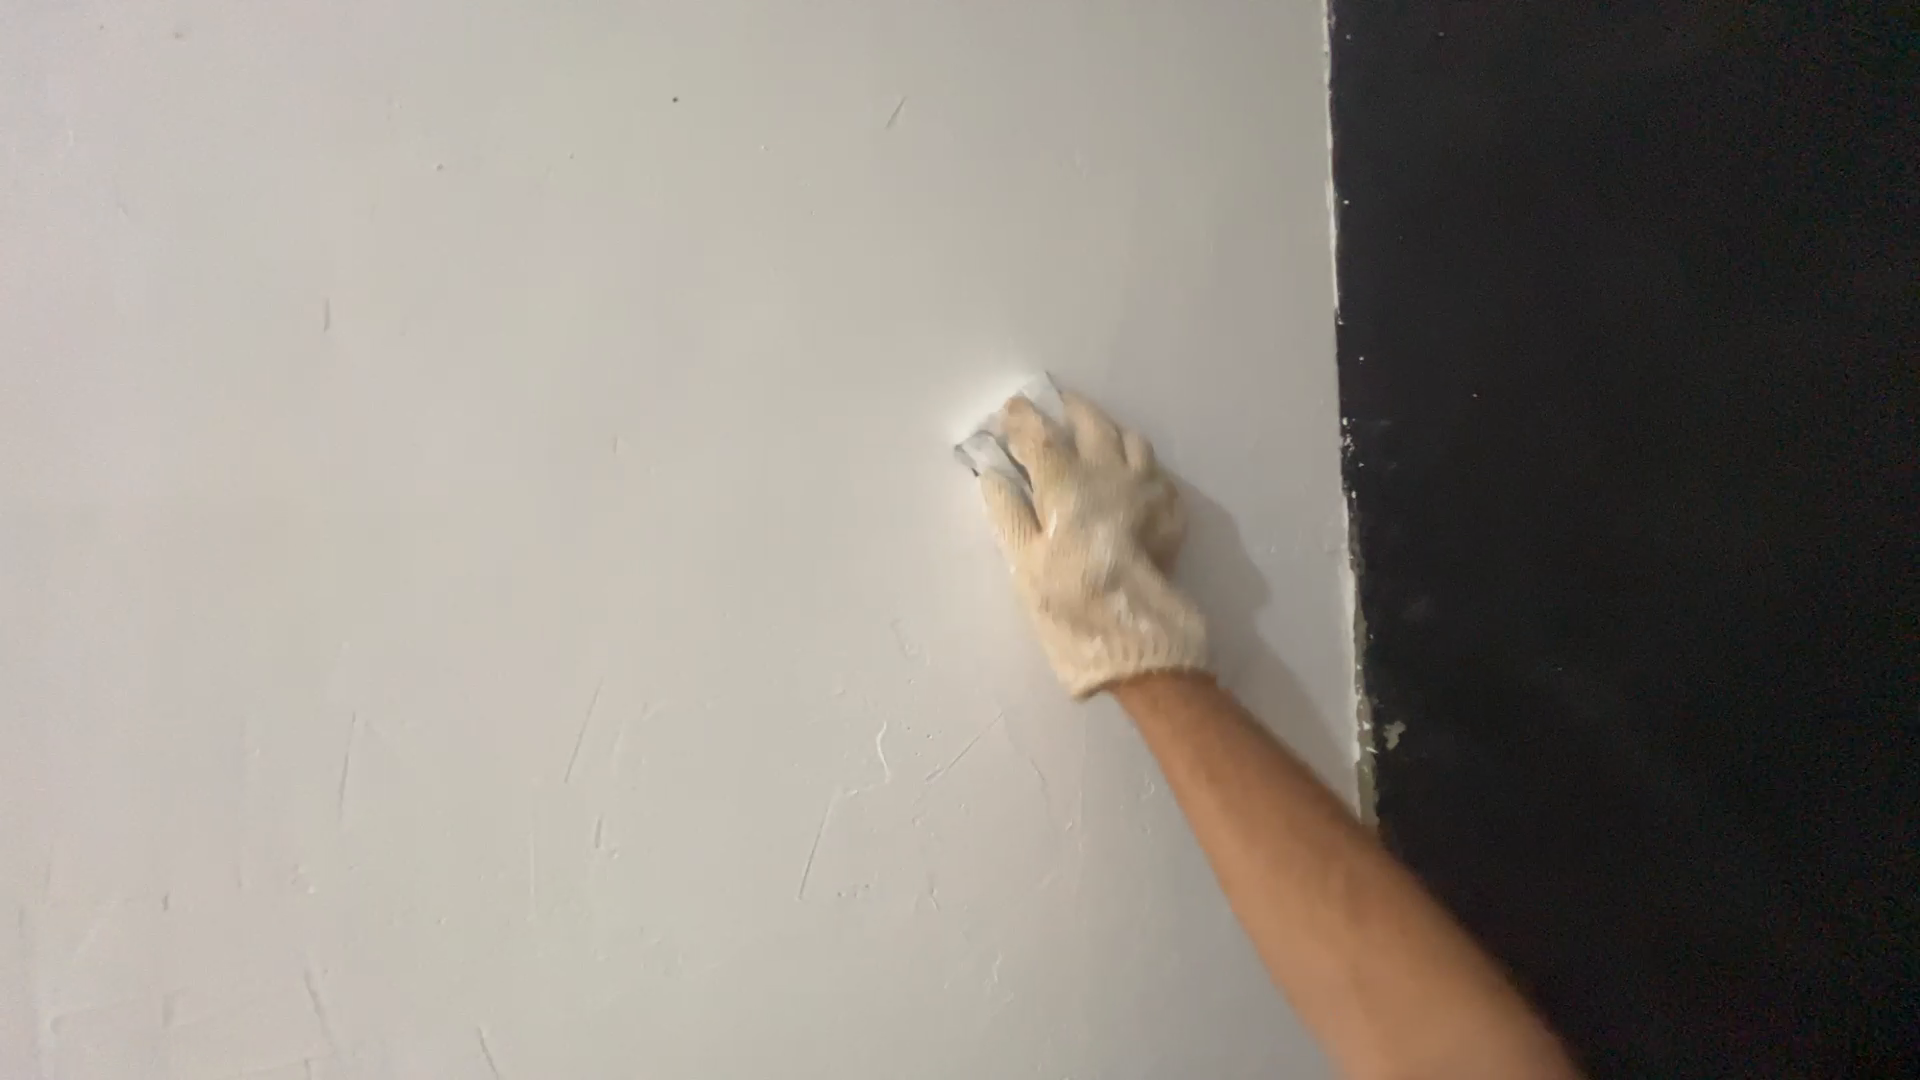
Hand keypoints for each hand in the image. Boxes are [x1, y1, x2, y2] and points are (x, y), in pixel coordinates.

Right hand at [979, 391, 1208, 697]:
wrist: (1136, 633)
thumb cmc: (1070, 599)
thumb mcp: (1024, 561)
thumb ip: (1008, 511)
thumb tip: (993, 473)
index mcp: (1066, 482)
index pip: (1040, 435)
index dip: (1022, 418)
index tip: (1011, 410)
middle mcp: (1109, 472)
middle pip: (1091, 423)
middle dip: (1070, 410)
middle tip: (1056, 407)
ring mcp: (1147, 487)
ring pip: (1130, 439)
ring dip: (1108, 430)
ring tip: (1096, 435)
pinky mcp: (1171, 510)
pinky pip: (1155, 470)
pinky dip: (1138, 464)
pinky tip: (1130, 477)